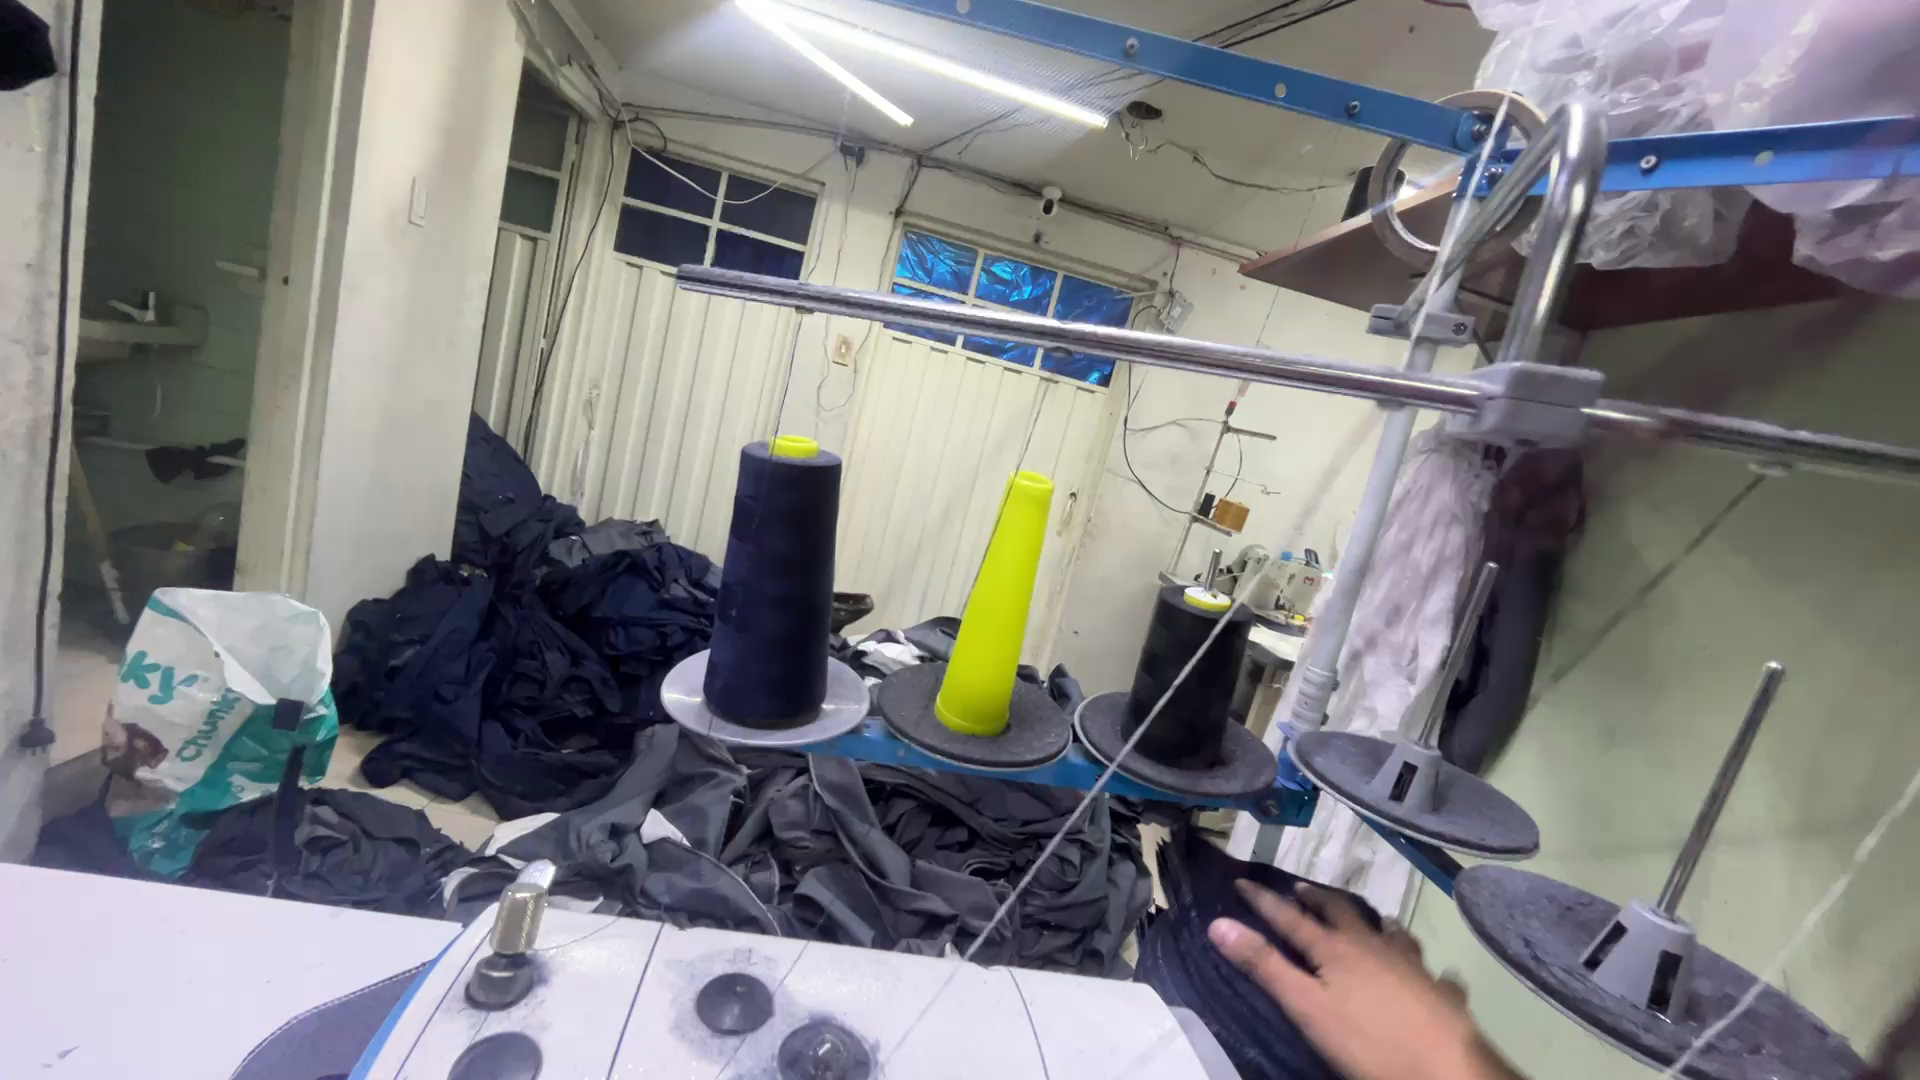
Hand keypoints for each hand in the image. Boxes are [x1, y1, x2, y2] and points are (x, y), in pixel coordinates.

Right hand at [1208, 880, 1522, 1079]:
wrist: (1453, 1075)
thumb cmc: (1371, 1044)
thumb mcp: (1307, 1008)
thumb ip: (1265, 965)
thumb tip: (1219, 923)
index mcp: (1334, 949)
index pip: (1289, 917)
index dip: (1263, 899)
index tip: (1241, 880)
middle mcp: (1372, 947)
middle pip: (1340, 914)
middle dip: (1318, 899)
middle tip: (1302, 889)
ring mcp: (1411, 967)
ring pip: (1390, 933)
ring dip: (1375, 923)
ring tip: (1373, 920)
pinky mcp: (1442, 995)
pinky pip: (1434, 973)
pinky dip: (1427, 968)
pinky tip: (1434, 974)